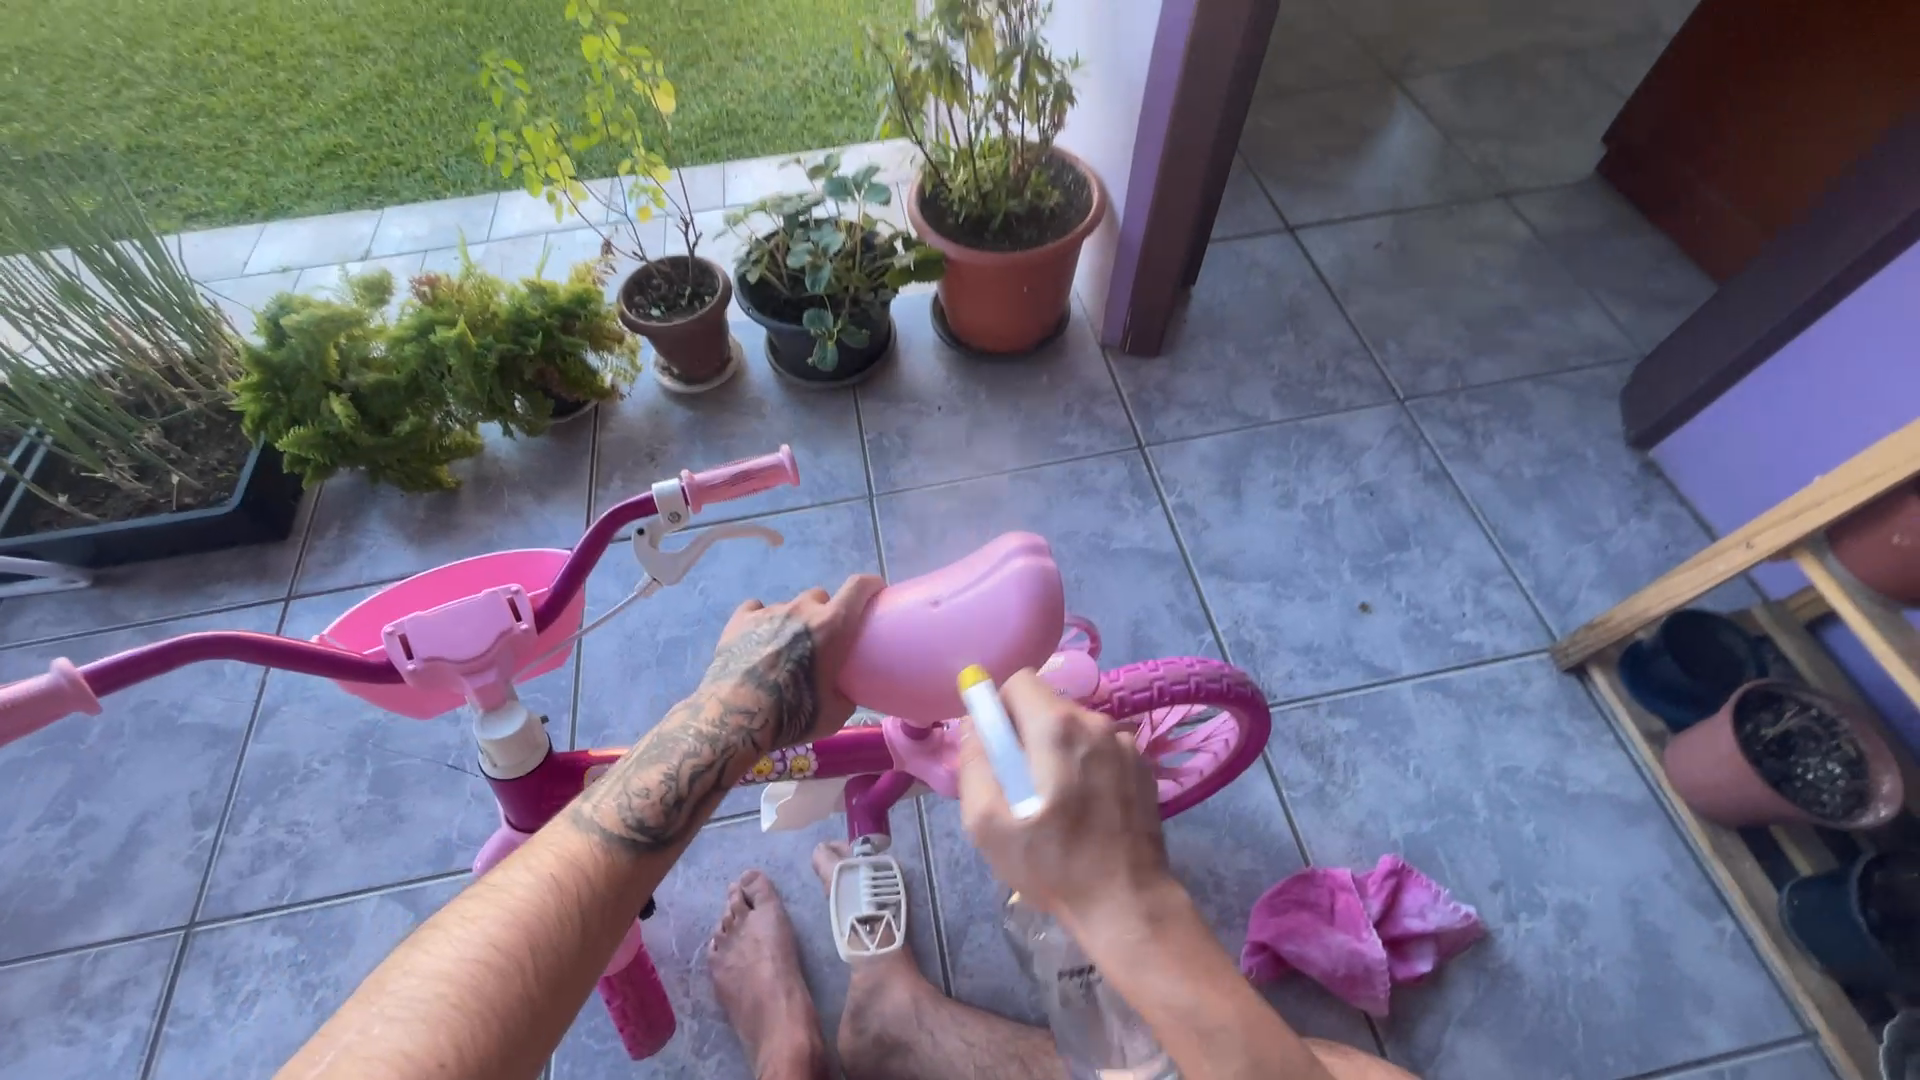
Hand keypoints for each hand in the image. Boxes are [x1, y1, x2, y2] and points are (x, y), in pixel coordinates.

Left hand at [697, 574, 884, 751]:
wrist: (736, 718)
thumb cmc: (793, 715)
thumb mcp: (835, 714)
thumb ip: (845, 693)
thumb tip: (844, 693)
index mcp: (832, 625)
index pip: (859, 587)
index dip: (870, 584)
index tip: (875, 591)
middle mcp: (802, 610)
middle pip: (821, 598)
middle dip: (825, 612)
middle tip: (822, 639)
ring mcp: (769, 611)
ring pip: (790, 606)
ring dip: (793, 621)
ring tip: (785, 648)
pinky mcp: (740, 620)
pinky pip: (756, 610)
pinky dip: (761, 621)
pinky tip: (757, 640)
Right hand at [957, 669, 1176, 931]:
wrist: (1127, 902)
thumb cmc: (1051, 864)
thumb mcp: (987, 823)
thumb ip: (974, 763)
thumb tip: (973, 726)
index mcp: (1056, 727)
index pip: (1019, 681)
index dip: (1000, 708)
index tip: (997, 747)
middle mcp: (1095, 721)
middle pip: (1048, 704)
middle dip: (1026, 731)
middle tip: (1019, 781)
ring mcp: (1125, 742)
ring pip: (1075, 726)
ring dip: (1057, 747)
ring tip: (1055, 798)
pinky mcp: (1143, 764)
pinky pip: (1100, 746)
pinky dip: (1086, 762)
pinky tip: (1085, 804)